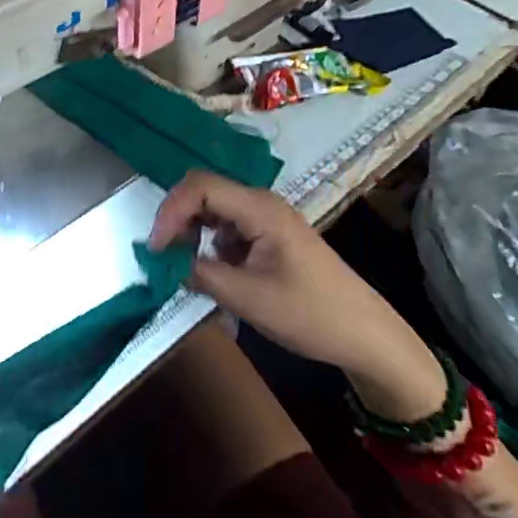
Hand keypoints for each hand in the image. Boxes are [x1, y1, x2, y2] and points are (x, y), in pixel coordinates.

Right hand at [150, 170, 447, 421]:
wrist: (362, 331)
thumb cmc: (308, 312)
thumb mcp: (248, 297)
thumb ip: (202, 274)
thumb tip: (166, 263)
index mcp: (259, 207)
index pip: (201, 186)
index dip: (171, 210)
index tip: (155, 248)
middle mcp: (262, 203)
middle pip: (206, 192)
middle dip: (179, 219)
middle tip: (162, 257)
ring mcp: (268, 219)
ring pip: (216, 211)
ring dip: (194, 233)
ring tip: (181, 267)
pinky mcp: (271, 237)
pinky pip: (230, 229)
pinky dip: (211, 246)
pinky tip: (209, 273)